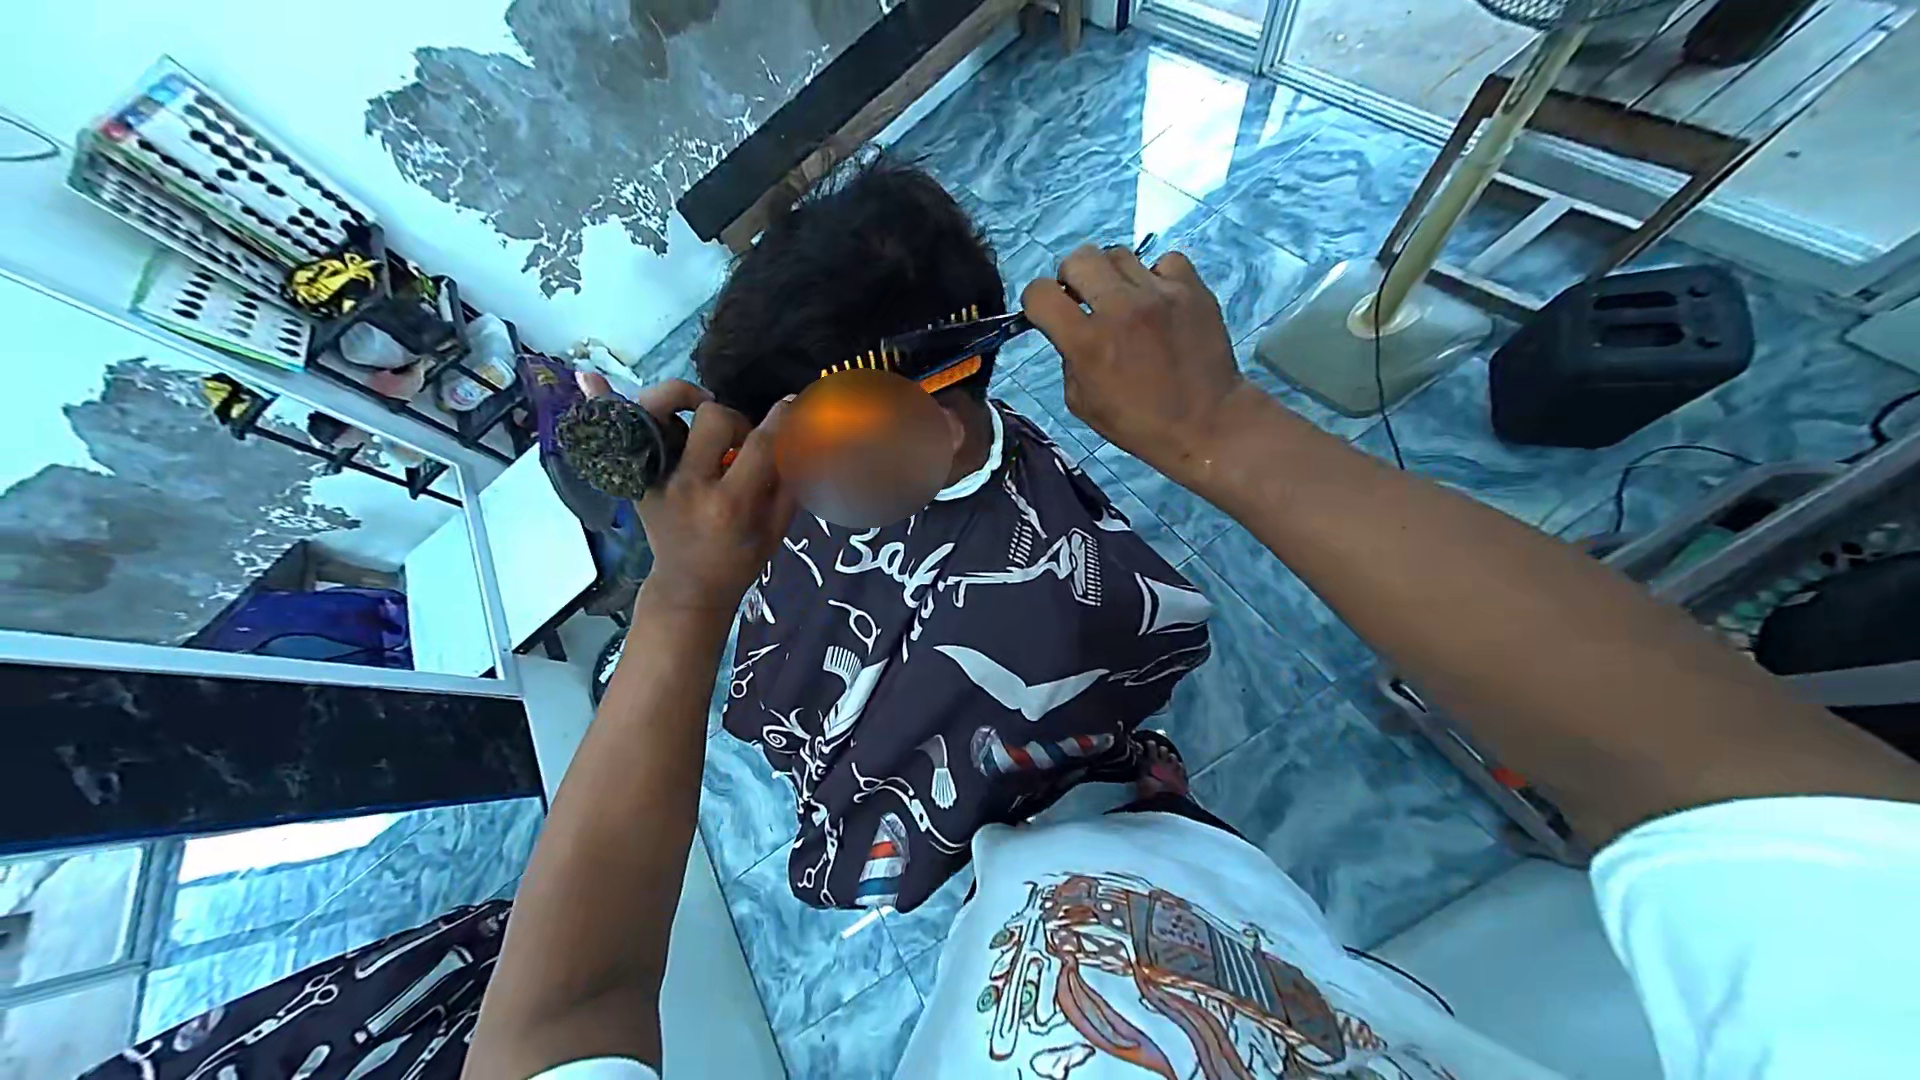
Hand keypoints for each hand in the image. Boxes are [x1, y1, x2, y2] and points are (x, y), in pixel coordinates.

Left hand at [594, 377, 795, 618]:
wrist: (689, 588)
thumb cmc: (739, 560)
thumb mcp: (776, 529)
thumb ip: (786, 483)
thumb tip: (792, 435)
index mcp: (730, 503)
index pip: (758, 444)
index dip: (779, 417)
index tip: (789, 402)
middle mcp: (688, 485)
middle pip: (713, 418)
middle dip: (735, 419)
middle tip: (739, 440)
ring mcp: (654, 480)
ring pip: (660, 412)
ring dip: (683, 400)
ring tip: (698, 409)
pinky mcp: (634, 479)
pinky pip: (614, 432)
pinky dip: (601, 404)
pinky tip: (591, 378)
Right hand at [1022, 245, 1257, 484]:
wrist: (1205, 423)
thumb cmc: (1137, 423)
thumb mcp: (1082, 403)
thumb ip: (1068, 359)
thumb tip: (1068, 330)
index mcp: (1087, 343)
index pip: (1041, 293)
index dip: (1037, 302)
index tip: (1047, 313)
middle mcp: (1120, 308)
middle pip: (1079, 258)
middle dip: (1072, 278)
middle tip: (1084, 301)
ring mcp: (1159, 293)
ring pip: (1118, 255)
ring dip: (1111, 276)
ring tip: (1123, 301)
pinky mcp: (1191, 288)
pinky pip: (1163, 262)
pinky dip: (1154, 278)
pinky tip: (1157, 302)